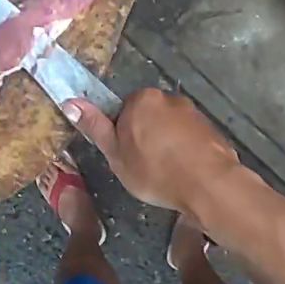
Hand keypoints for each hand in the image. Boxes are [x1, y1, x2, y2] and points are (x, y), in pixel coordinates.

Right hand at [63, 89, 241, 211]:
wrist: (208, 184)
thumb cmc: (155, 171)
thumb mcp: (116, 155)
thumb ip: (95, 127)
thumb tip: (71, 102)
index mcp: (142, 99)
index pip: (125, 110)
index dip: (123, 134)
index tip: (127, 156)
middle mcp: (170, 99)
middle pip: (151, 117)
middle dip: (147, 138)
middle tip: (145, 167)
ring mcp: (195, 114)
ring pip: (172, 129)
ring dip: (169, 146)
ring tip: (168, 174)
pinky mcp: (213, 130)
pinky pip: (192, 140)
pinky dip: (187, 153)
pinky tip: (187, 173)